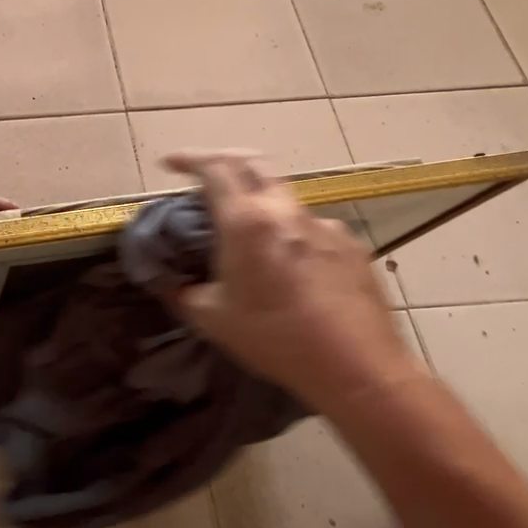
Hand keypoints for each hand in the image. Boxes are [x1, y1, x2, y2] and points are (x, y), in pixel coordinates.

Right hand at [164, 149, 422, 413]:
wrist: (358, 368)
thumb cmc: (276, 340)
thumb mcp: (212, 319)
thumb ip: (184, 291)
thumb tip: (169, 280)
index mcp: (245, 220)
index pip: (213, 168)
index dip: (188, 159)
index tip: (170, 163)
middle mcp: (284, 211)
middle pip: (252, 162)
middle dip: (224, 159)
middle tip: (205, 170)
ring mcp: (323, 225)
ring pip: (282, 197)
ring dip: (259, 200)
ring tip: (247, 228)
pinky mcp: (351, 245)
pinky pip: (310, 227)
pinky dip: (290, 232)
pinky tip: (289, 264)